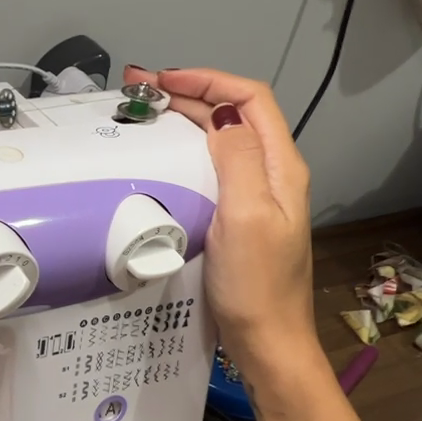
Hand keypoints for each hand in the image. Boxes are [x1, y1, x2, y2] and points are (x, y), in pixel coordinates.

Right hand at [124, 67, 317, 382]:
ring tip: (146, 113)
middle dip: (190, 92)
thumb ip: (238, 158)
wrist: (266, 340)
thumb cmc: (255, 283)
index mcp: (280, 166)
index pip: (250, 99)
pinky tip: (161, 155)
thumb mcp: (247, 215)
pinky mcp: (237, 215)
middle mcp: (272, 173)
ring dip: (186, 118)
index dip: (208, 80)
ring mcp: (256, 195)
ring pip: (222, 138)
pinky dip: (184, 148)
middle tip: (140, 91)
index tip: (162, 81)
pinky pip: (211, 166)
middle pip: (235, 113)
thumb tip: (219, 117)